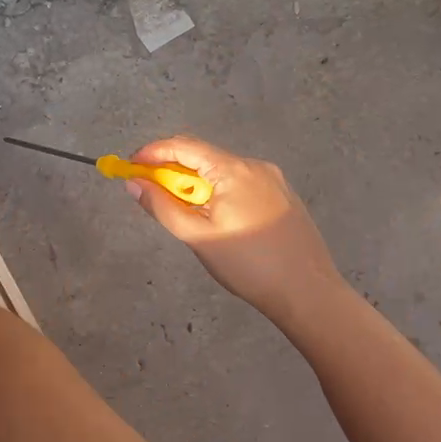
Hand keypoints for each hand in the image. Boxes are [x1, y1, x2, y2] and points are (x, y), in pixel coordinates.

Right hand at [128, 136, 348, 322]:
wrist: (310, 295)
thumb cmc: (249, 265)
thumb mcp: (197, 237)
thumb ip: (161, 206)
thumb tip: (133, 183)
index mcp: (234, 170)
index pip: (183, 146)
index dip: (151, 153)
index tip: (130, 168)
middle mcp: (255, 166)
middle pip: (202, 155)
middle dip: (170, 169)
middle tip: (150, 192)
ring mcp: (273, 180)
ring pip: (221, 171)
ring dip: (194, 183)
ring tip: (183, 212)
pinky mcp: (283, 197)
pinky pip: (239, 183)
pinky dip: (216, 191)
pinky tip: (215, 219)